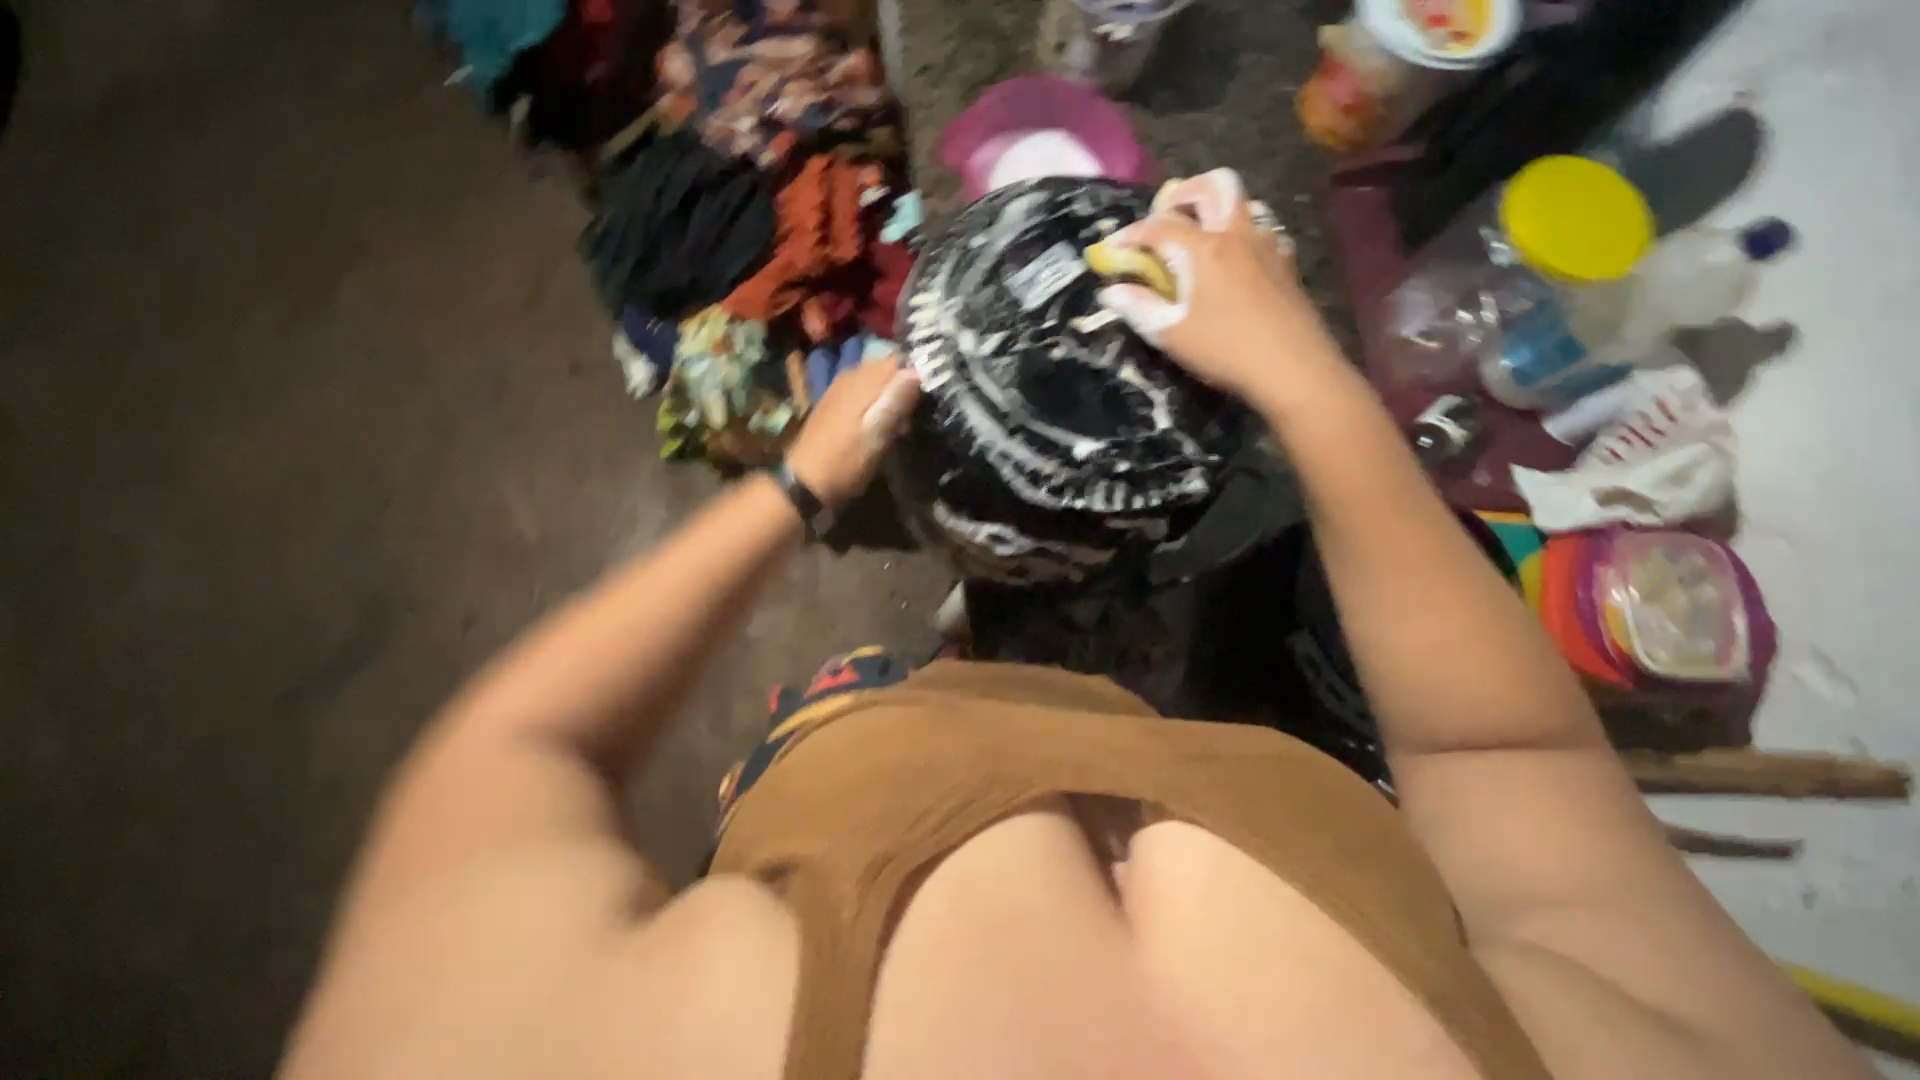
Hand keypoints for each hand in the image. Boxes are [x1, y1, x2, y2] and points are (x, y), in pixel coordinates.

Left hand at [784, 353, 920, 505]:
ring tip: (904, 423)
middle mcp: (852, 375)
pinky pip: (865, 392)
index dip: (920, 373)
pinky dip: (878, 404)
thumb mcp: (876, 435)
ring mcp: (841, 388)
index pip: (900, 360)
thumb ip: (895, 401)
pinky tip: (883, 425)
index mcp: (863, 380)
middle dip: (907, 386)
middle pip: (889, 368)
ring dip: (893, 397)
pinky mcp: (836, 403)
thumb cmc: (845, 461)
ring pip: (878, 381)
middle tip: (918, 414)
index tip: (932, 395)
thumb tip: (917, 370)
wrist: (805, 482)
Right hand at [1094, 169, 1342, 403]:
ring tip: (1201, 235)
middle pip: (1214, 185)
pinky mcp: (1286, 263)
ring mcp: (1267, 245)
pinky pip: (1263, 230)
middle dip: (1183, 193)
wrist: (1294, 369)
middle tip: (1165, 217)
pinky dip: (1242, 234)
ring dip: (1217, 208)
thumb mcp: (1172, 335)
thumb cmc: (1226, 351)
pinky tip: (1235, 260)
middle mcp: (1236, 235)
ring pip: (1244, 203)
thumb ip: (1139, 308)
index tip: (1113, 250)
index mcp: (1203, 249)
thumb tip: (1111, 291)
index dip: (1131, 234)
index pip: (1159, 226)